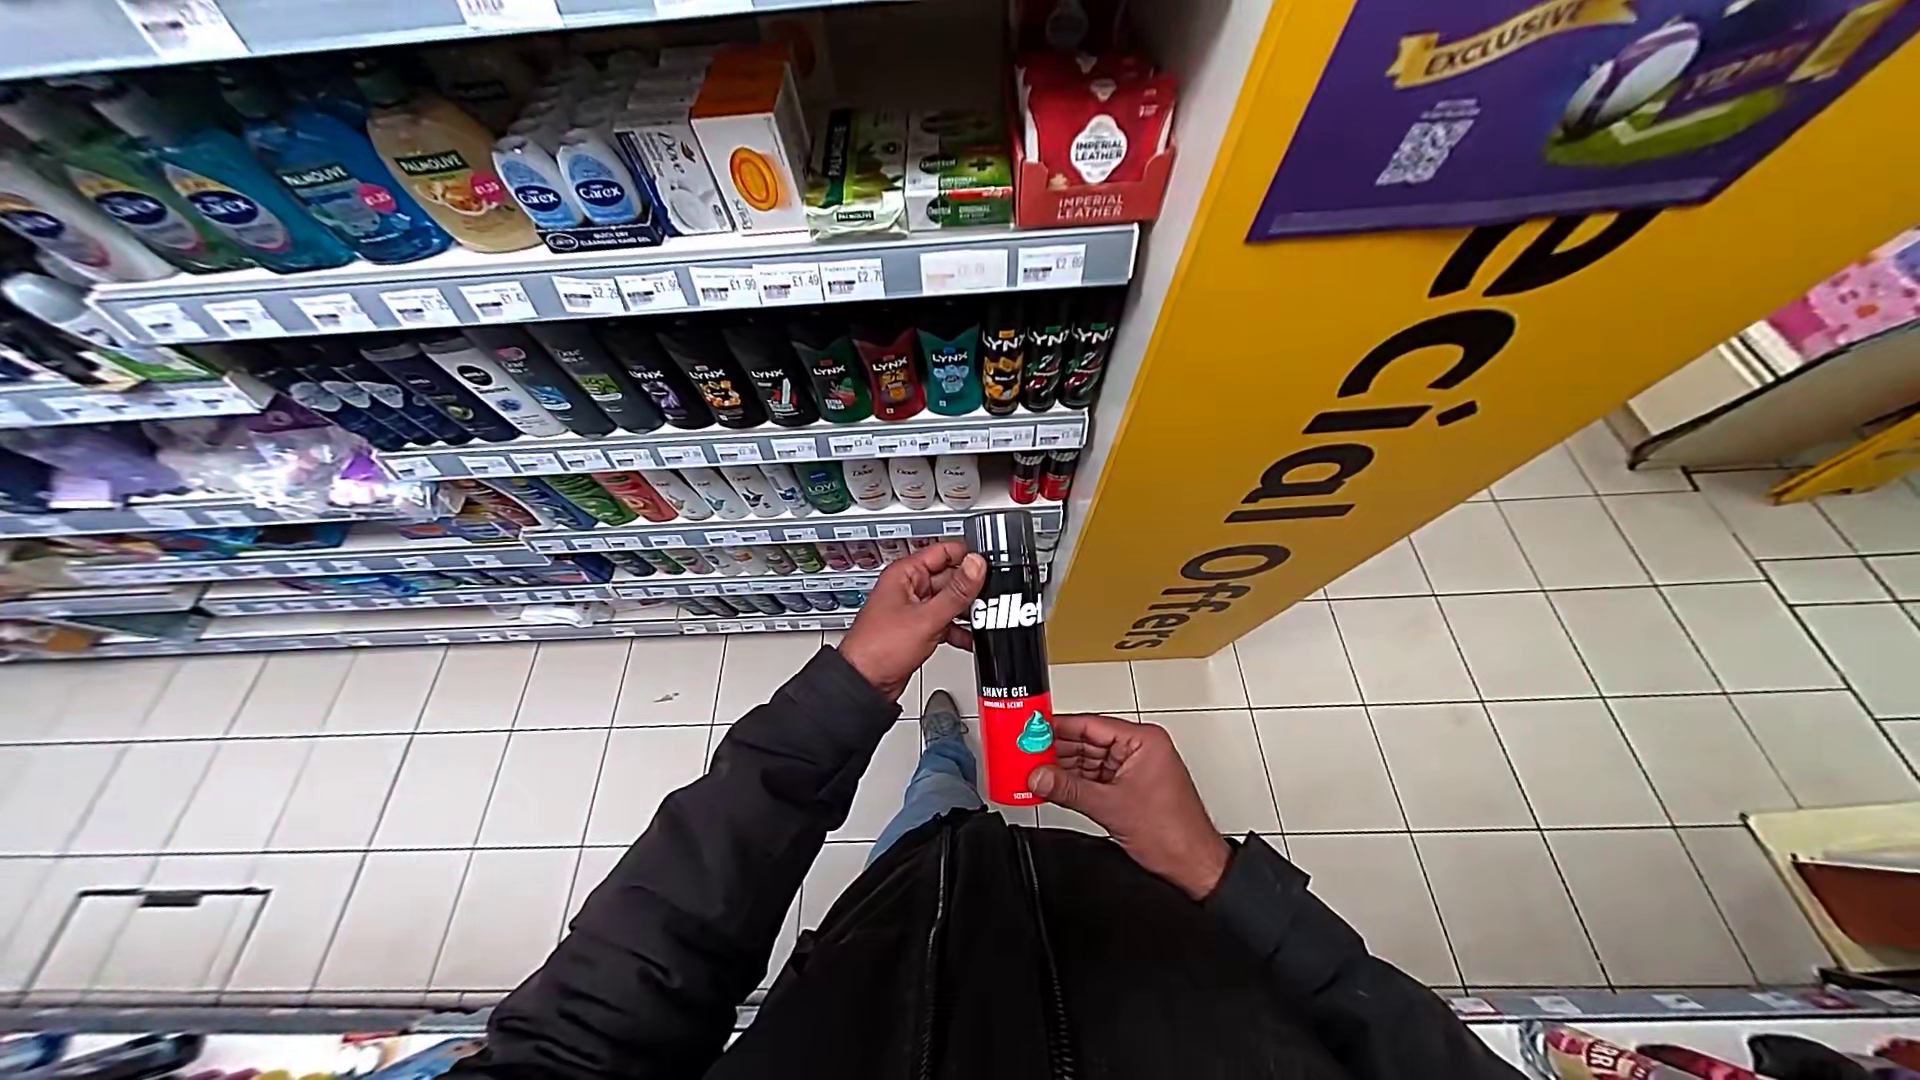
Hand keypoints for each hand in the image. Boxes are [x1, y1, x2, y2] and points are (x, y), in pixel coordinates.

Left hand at [837, 540, 984, 700]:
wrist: (865, 683)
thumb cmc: (878, 648)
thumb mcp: (926, 617)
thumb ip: (956, 591)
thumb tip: (976, 565)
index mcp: (906, 574)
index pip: (943, 552)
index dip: (967, 556)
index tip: (988, 566)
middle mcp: (910, 588)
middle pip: (950, 578)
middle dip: (970, 589)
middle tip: (991, 598)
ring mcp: (915, 609)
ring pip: (950, 601)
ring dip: (966, 611)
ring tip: (983, 619)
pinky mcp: (919, 628)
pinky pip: (945, 621)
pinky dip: (958, 630)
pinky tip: (969, 639)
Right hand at [1029, 715, 1230, 900]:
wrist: (1195, 867)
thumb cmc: (1175, 833)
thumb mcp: (1111, 806)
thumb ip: (1068, 789)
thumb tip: (1039, 777)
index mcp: (1143, 740)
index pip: (1092, 724)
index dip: (1059, 727)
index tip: (1034, 728)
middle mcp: (1139, 749)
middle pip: (1087, 741)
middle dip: (1057, 750)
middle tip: (1028, 753)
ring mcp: (1133, 768)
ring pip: (1087, 760)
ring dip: (1063, 768)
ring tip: (1035, 770)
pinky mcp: (1128, 786)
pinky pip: (1093, 777)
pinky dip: (1074, 783)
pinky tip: (1053, 785)